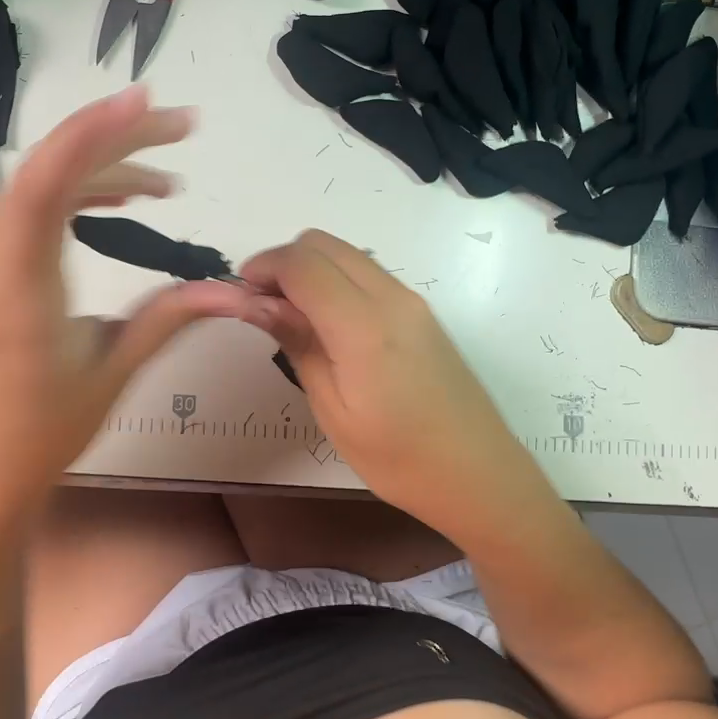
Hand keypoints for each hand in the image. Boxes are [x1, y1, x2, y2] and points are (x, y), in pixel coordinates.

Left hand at [0, 87, 248, 494]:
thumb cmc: (41, 432)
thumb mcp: (112, 372)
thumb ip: (169, 317)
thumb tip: (237, 291)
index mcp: (18, 280)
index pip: (48, 180)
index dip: (96, 131)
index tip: (148, 102)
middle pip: (49, 168)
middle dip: (116, 138)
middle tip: (183, 128)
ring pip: (41, 187)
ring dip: (101, 167)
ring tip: (166, 175)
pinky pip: (33, 212)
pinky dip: (77, 194)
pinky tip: (118, 200)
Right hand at [237, 231, 548, 518]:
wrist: (477, 474)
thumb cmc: (397, 458)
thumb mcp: (334, 410)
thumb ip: (298, 343)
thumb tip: (258, 302)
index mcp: (364, 326)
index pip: (302, 263)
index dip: (263, 268)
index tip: (240, 295)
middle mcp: (392, 297)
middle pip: (324, 244)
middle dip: (284, 263)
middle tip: (262, 306)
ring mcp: (412, 302)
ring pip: (348, 254)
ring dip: (311, 270)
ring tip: (291, 318)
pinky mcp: (422, 313)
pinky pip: (369, 274)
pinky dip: (337, 281)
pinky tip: (328, 325)